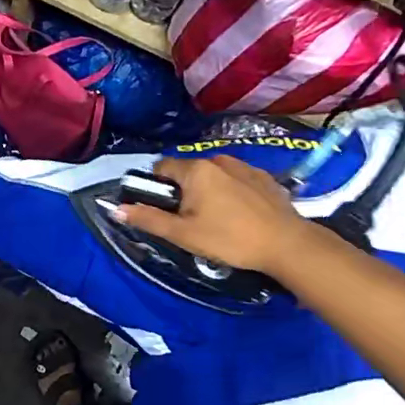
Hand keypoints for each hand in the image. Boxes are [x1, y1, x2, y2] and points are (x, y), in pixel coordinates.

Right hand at [116, 156, 328, 275]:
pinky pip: (237, 179)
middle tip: (191, 221)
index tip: (164, 209)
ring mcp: (244, 165)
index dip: (157, 187)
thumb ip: (149, 219)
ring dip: (209, 190)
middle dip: (185, 191)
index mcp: (195, 170)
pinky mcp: (265, 176)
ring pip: (214, 174)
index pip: (161, 167)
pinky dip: (233, 191)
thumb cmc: (229, 239)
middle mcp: (217, 159)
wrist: (287, 244)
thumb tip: (116, 209)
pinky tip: (242, 215)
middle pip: (188, 171)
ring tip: (219, 219)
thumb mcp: (184, 234)